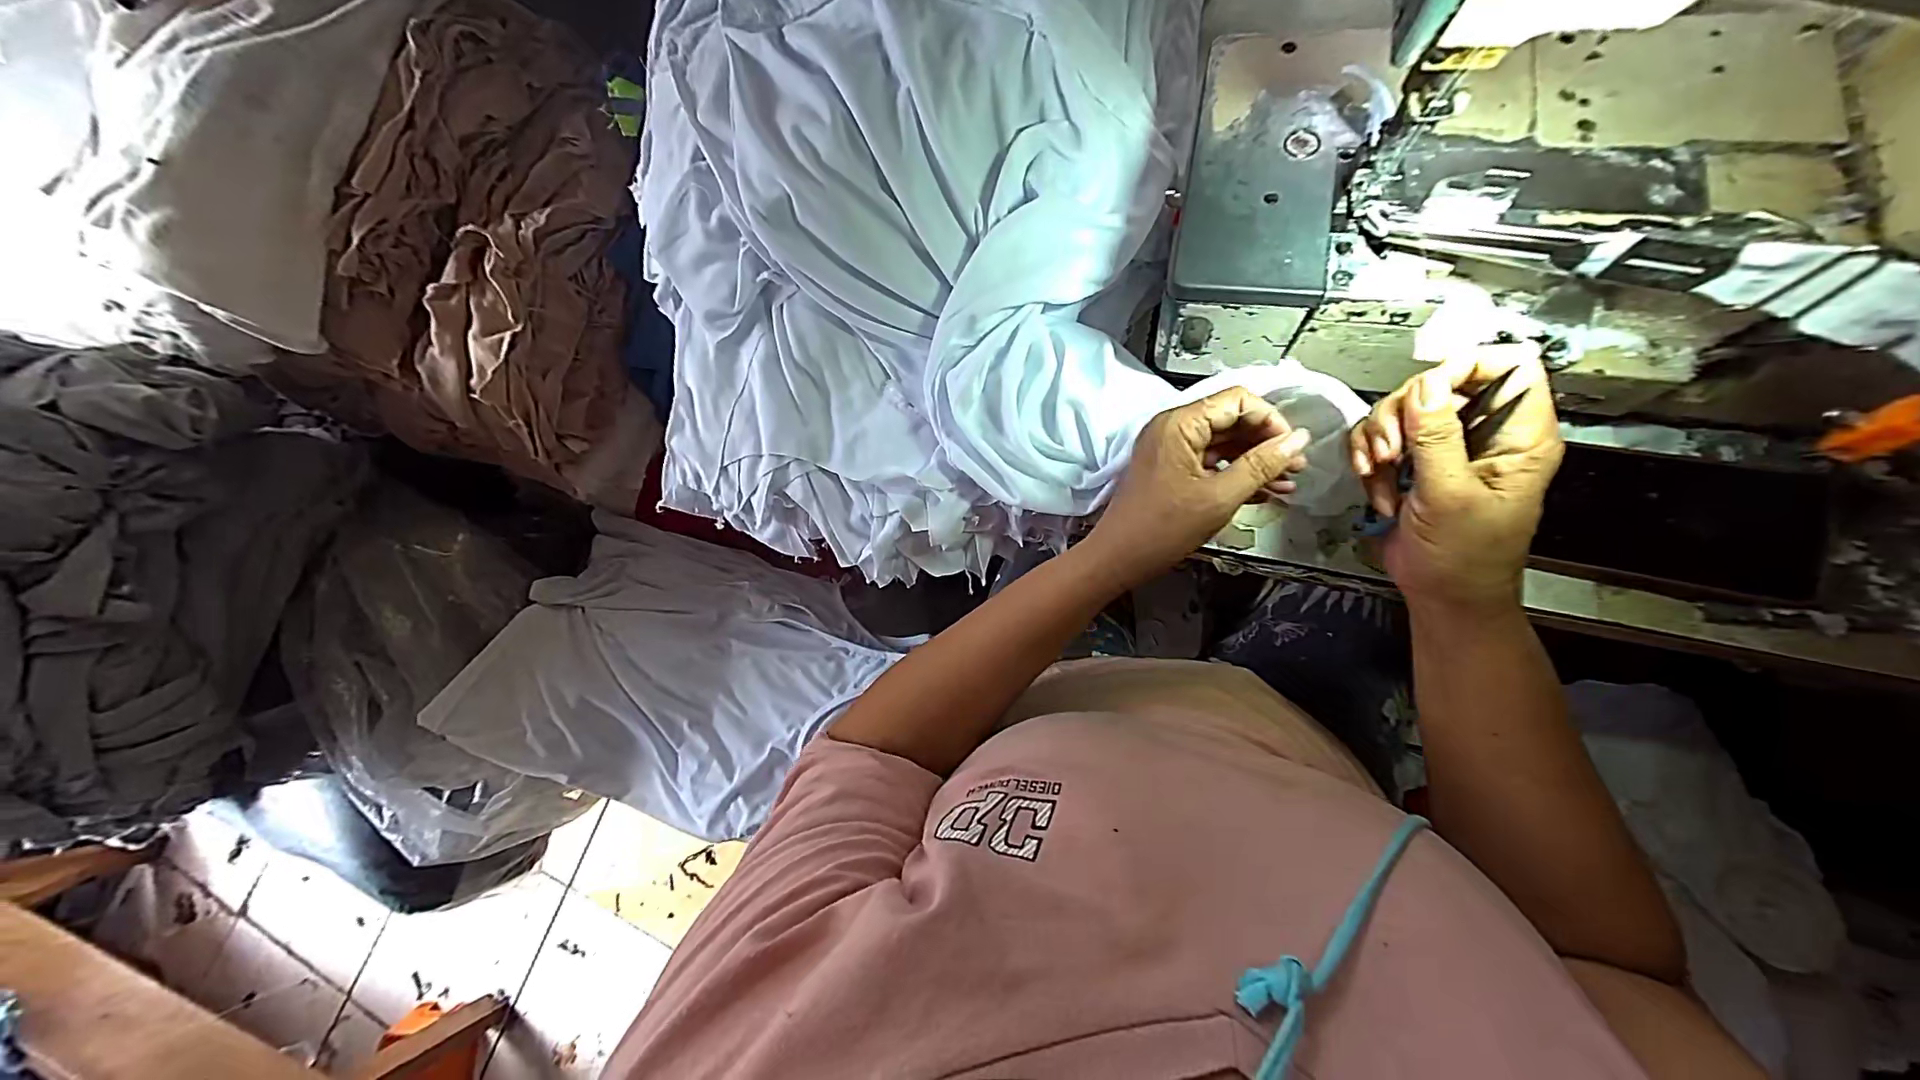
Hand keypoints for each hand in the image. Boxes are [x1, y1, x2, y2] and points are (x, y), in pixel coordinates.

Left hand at [1082, 388, 1311, 587]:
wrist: (1117, 558)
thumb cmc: (1157, 530)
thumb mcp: (1220, 497)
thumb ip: (1261, 465)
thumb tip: (1297, 440)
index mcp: (1179, 424)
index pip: (1238, 400)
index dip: (1270, 420)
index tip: (1291, 446)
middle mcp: (1172, 429)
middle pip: (1232, 419)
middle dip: (1266, 442)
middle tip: (1294, 466)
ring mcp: (1170, 449)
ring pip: (1224, 443)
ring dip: (1255, 461)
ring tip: (1284, 483)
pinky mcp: (1170, 470)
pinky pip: (1210, 462)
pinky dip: (1235, 474)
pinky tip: (1261, 491)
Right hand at [1349, 345, 1563, 612]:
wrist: (1441, 594)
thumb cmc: (1464, 556)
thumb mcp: (1451, 495)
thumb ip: (1437, 438)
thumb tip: (1428, 384)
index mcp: (1517, 436)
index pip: (1508, 367)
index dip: (1465, 367)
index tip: (1423, 394)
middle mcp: (1481, 433)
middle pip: (1437, 385)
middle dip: (1401, 415)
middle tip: (1390, 452)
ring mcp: (1442, 447)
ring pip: (1400, 411)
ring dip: (1377, 440)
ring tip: (1379, 474)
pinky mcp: (1410, 463)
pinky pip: (1378, 438)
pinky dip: (1367, 459)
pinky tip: (1375, 487)